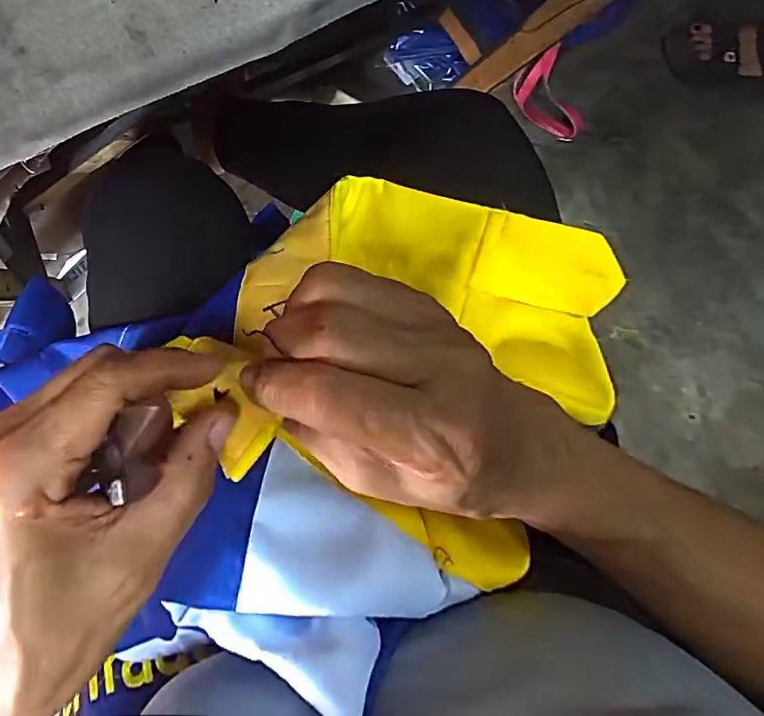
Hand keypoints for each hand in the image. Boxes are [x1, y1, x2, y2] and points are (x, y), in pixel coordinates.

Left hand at [0, 344, 233, 711]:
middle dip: (154, 390)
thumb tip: (224, 412)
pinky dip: (119, 420)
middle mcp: (6, 431)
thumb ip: (189, 473)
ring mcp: (6, 433)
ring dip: (137, 409)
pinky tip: (125, 466)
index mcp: (25, 459)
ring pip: (95, 379)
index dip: (169, 366)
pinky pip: (83, 400)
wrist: (10, 666)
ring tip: (148, 466)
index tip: (216, 370)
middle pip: (101, 370)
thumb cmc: (70, 618)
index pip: (108, 380)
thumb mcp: (144, 549)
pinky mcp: (16, 442)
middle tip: (186, 430)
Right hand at [243, 261, 593, 520]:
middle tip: (266, 362)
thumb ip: (321, 438)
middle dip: (279, 343)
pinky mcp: (425, 301)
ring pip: (337, 291)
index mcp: (429, 432)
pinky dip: (318, 294)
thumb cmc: (446, 478)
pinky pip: (355, 278)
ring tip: (290, 339)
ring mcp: (433, 324)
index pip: (331, 393)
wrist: (512, 438)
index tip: (250, 385)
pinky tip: (317, 320)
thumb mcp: (379, 484)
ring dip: (294, 312)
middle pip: (329, 330)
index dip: (275, 384)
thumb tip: (269, 391)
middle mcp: (435, 366)